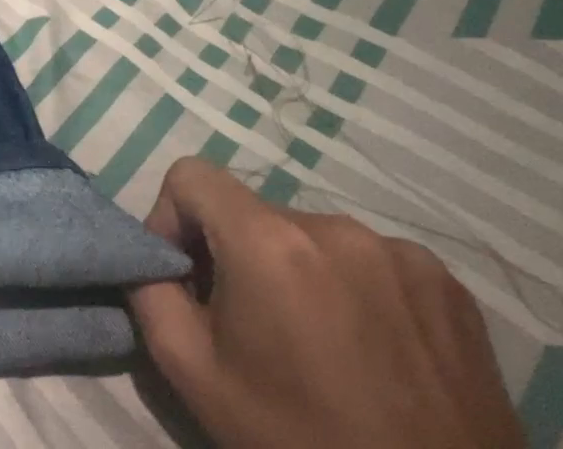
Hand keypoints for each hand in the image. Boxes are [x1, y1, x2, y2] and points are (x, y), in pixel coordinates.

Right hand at [130, 158, 523, 448]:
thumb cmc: (294, 430)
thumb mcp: (186, 365)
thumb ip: (148, 289)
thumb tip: (153, 259)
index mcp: (267, 242)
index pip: (191, 175)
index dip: (171, 216)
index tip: (184, 274)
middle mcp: (336, 229)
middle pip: (251, 212)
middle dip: (232, 253)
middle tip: (242, 320)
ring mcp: (403, 256)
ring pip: (311, 237)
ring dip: (292, 269)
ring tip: (308, 337)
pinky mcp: (450, 287)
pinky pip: (370, 261)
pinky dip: (349, 287)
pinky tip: (363, 346)